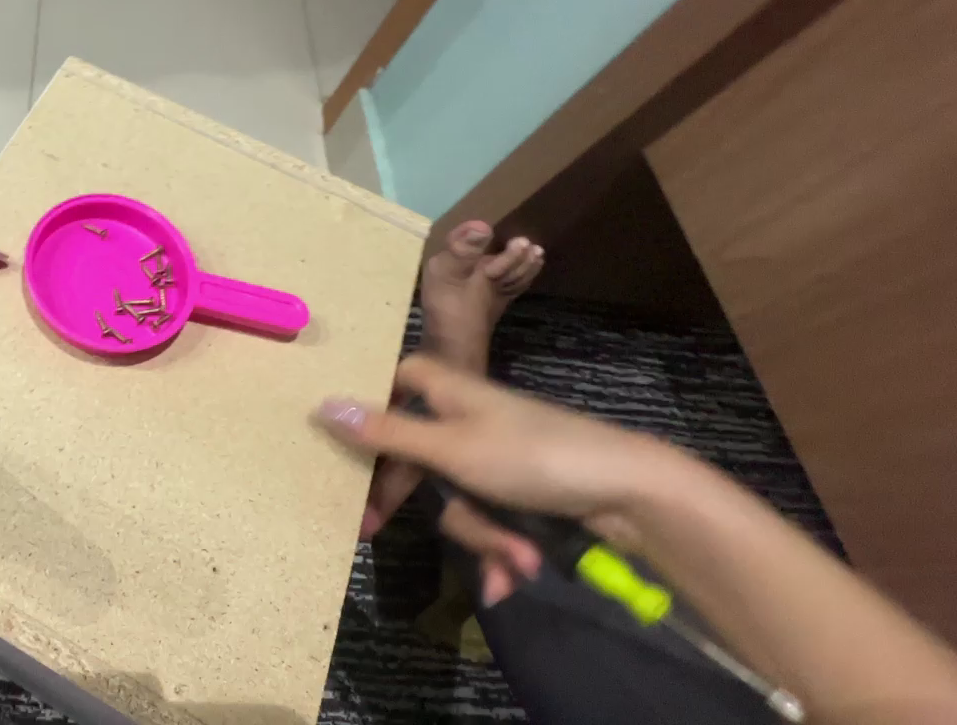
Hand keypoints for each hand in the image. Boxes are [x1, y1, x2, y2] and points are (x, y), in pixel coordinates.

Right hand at [316, 353, 684, 600]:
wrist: (636, 494)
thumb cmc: (531, 455)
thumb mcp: (448, 449)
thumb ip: (384, 432)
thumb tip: (320, 406)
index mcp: (443, 388)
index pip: (386, 383)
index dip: (363, 409)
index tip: (338, 443)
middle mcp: (462, 415)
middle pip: (409, 449)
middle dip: (408, 498)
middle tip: (368, 528)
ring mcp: (491, 454)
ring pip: (449, 491)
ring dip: (478, 532)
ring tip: (514, 560)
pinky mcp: (517, 488)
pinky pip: (485, 513)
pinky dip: (497, 544)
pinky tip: (512, 574)